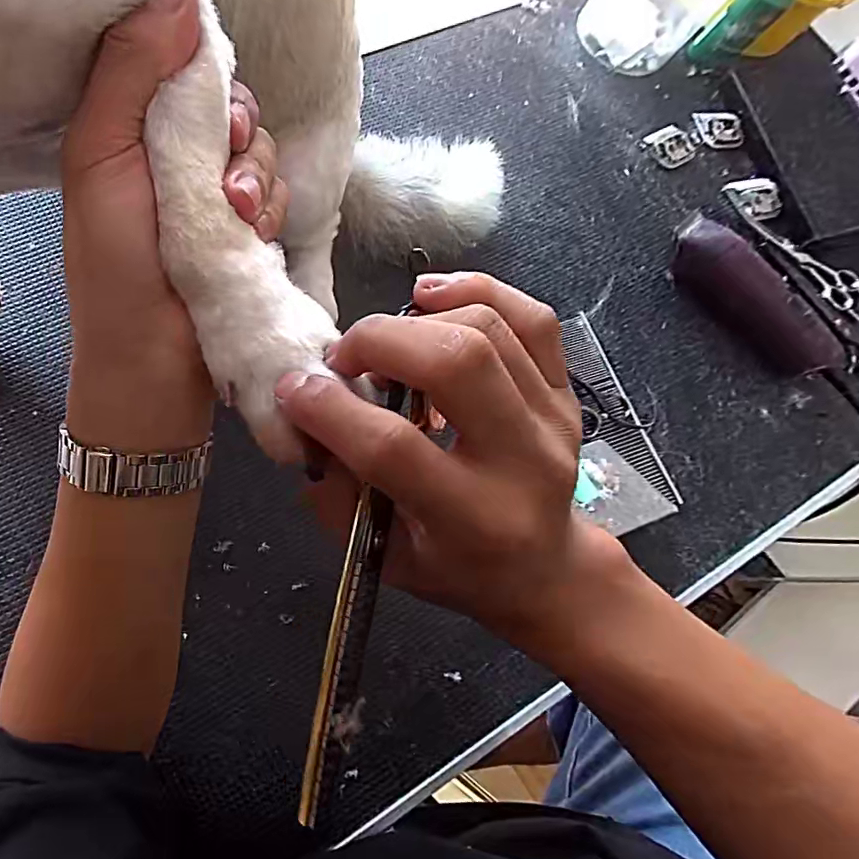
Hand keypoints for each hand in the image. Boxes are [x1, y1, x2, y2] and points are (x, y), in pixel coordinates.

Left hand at [59, 0, 285, 450]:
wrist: (150, 362)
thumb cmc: (114, 269)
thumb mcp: (100, 160)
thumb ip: (129, 73)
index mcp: (129, 134)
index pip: (181, 69)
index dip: (204, 76)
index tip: (209, 109)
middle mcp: (174, 162)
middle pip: (231, 109)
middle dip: (237, 137)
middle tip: (222, 180)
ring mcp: (214, 202)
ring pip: (260, 152)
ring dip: (255, 180)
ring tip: (234, 221)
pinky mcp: (247, 235)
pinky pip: (277, 195)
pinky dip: (269, 211)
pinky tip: (250, 239)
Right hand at [274, 272, 633, 648]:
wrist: (541, 567)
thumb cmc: (454, 567)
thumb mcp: (382, 553)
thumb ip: (337, 493)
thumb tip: (304, 421)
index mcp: (471, 518)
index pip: (393, 448)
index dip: (331, 410)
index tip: (292, 388)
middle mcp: (523, 462)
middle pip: (454, 364)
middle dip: (377, 343)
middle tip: (342, 359)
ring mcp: (553, 419)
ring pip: (487, 330)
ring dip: (415, 321)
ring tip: (379, 342)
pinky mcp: (566, 391)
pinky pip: (530, 317)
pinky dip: (475, 290)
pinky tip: (430, 298)